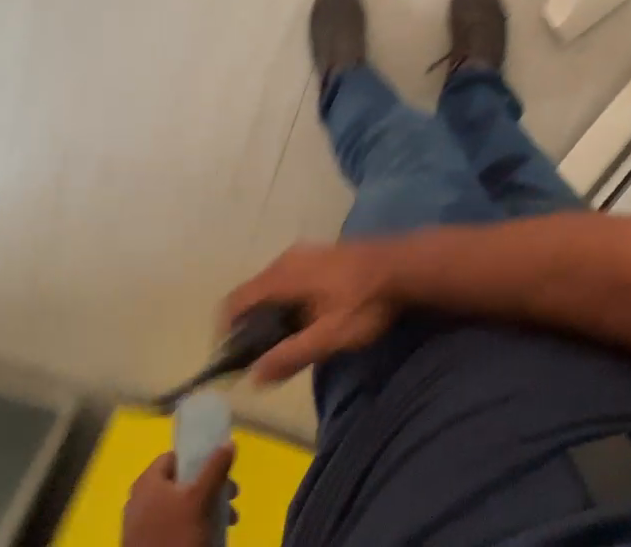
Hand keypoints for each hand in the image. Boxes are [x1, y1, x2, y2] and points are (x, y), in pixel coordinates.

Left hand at [122, 446, 234, 546]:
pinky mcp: (148, 542)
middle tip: (232, 495)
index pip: (174, 457)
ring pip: (181, 504)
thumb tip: (228, 442)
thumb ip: (214, 469)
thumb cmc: (175, 535)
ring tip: (229, 520)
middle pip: (181, 481)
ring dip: (207, 506)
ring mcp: (143, 523)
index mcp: (148, 481)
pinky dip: (193, 523)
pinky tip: (210, 533)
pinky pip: (174, 523)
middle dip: (211, 486)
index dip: (198, 457)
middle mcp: (141, 498)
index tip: (220, 468)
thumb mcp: (199, 499)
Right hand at [223, 242, 399, 382]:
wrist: (404, 265)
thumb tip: (254, 377)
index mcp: (281, 276)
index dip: (225, 331)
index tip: (230, 359)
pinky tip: (306, 321)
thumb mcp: (330, 336)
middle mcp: (286, 260)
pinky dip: (286, 302)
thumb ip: (291, 355)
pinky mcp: (321, 256)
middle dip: (250, 326)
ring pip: (272, 286)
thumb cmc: (365, 302)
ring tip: (284, 343)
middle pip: (252, 294)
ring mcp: (305, 254)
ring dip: (270, 314)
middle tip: (260, 357)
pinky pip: (289, 280)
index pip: (235, 302)